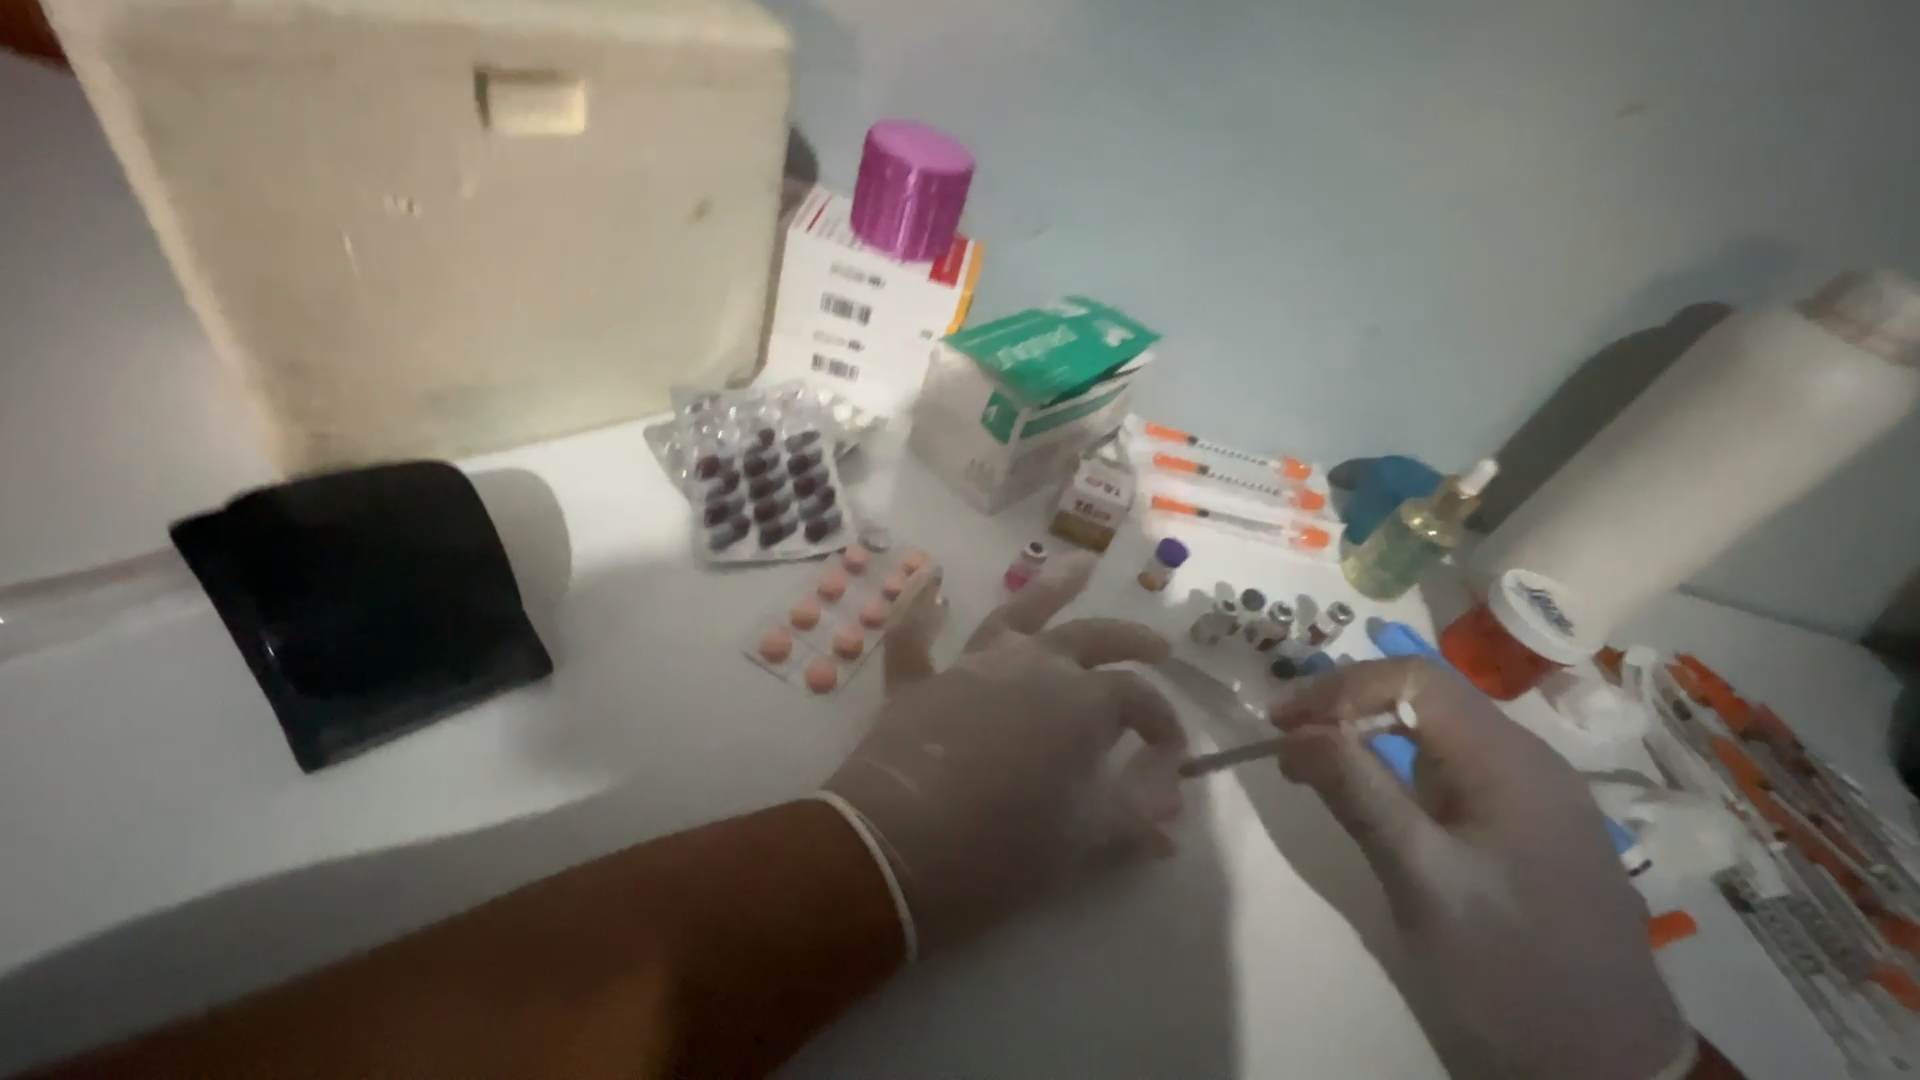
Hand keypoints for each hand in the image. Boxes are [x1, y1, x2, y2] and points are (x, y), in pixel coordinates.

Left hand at [823, 552, 1187, 953]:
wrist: (896, 850)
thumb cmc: (1000, 850)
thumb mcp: (1079, 844)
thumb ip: (1130, 822)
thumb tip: (1168, 818)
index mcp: (1081, 703)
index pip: (1139, 699)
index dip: (1163, 723)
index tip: (1173, 755)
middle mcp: (1032, 667)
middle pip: (1092, 639)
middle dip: (1129, 642)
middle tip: (1156, 647)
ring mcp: (970, 668)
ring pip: (1017, 613)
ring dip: (1051, 588)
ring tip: (1079, 565)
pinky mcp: (918, 683)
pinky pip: (916, 637)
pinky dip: (922, 608)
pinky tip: (930, 581)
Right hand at [1272, 657, 1690, 1079]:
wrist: (1608, 1063)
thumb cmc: (1510, 966)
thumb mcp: (1421, 880)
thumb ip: (1357, 793)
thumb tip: (1295, 734)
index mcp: (1508, 761)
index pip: (1414, 679)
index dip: (1340, 687)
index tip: (1282, 724)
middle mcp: (1526, 760)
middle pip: (1426, 697)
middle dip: (1348, 705)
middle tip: (1288, 740)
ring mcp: (1532, 793)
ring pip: (1437, 731)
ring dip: (1369, 732)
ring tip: (1314, 761)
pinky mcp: (1526, 824)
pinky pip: (1452, 769)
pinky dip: (1397, 765)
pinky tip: (1370, 792)